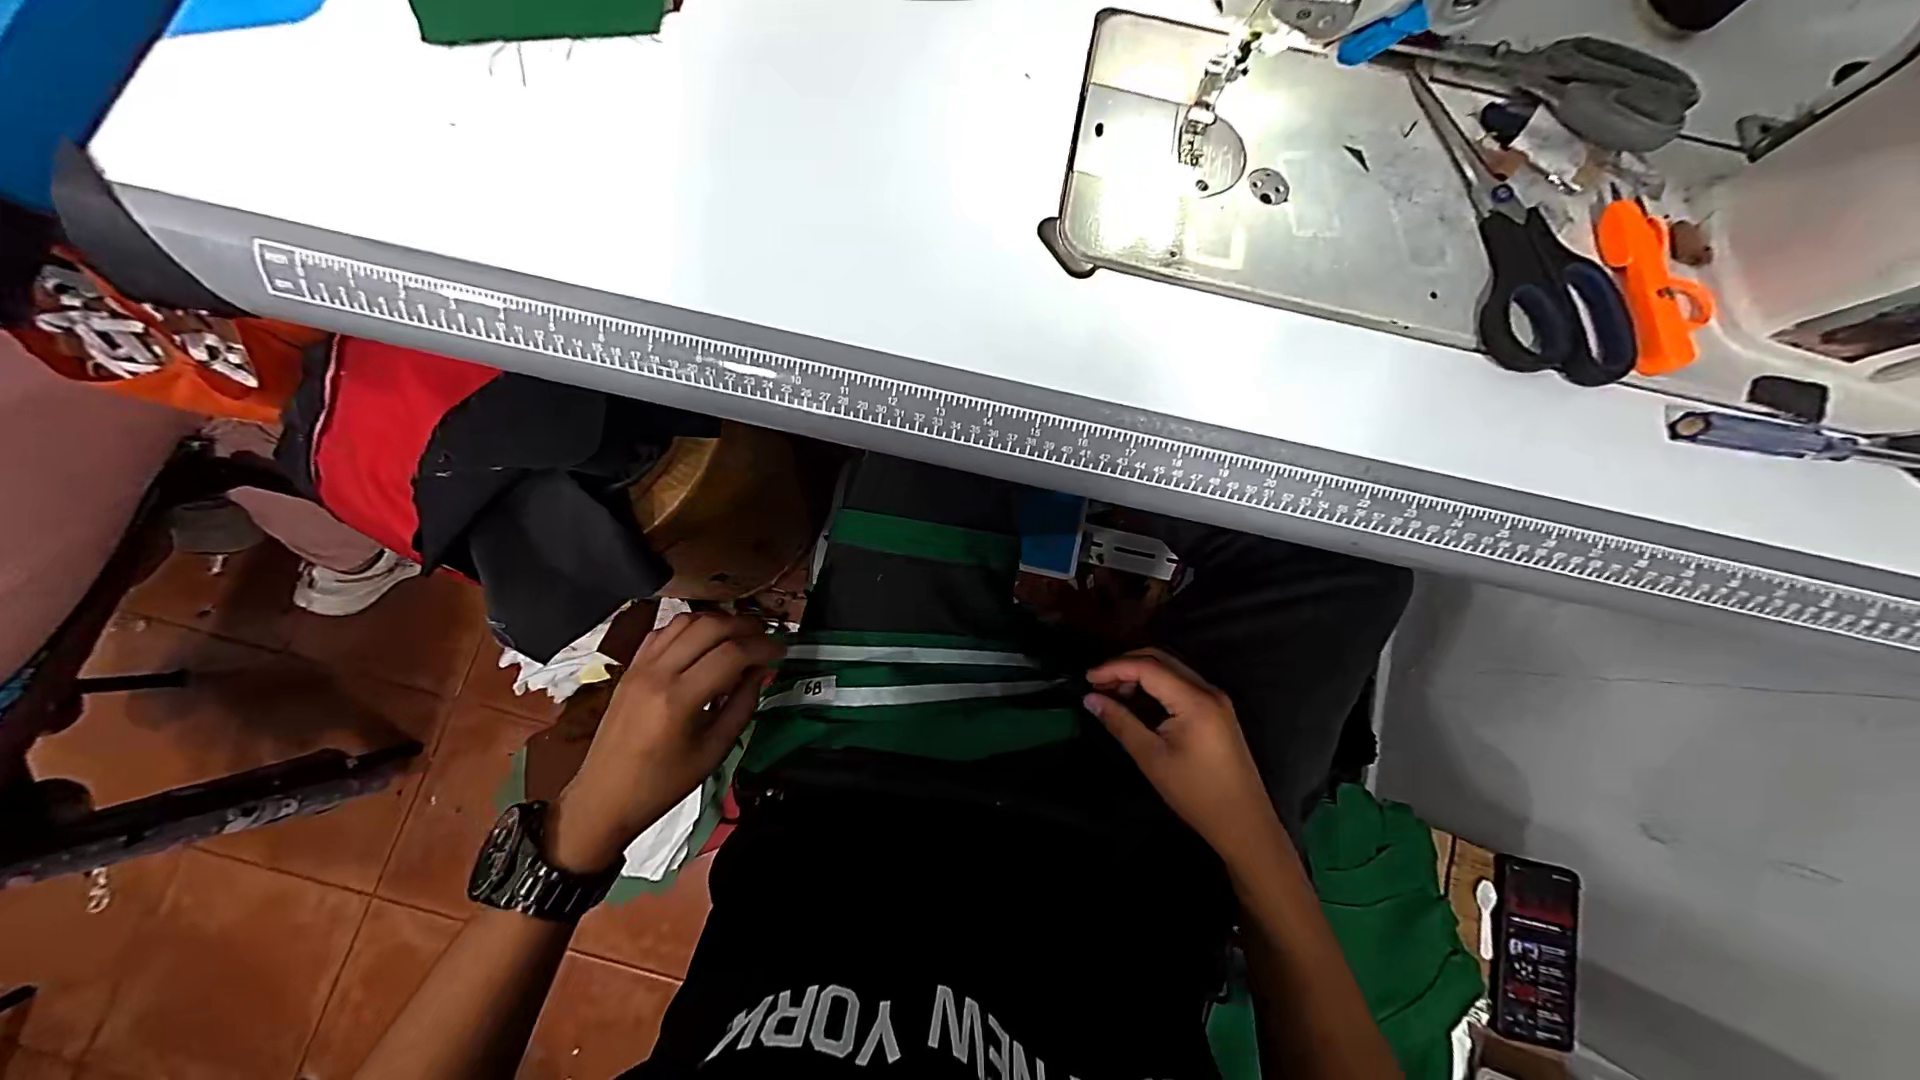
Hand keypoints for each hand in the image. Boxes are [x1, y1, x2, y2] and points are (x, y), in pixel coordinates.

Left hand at [545, 612, 784, 872]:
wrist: (604, 798)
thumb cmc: (660, 784)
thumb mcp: (714, 750)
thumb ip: (742, 705)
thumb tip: (760, 671)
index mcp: (678, 700)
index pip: (732, 653)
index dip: (763, 647)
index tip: (780, 651)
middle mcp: (656, 674)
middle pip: (711, 626)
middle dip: (746, 627)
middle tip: (764, 640)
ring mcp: (640, 667)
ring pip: (687, 620)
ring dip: (719, 622)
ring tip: (739, 637)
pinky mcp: (631, 667)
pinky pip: (665, 631)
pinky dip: (691, 628)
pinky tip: (705, 643)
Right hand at [1084, 649, 1285, 864]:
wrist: (1243, 823)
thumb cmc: (1195, 794)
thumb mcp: (1151, 758)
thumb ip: (1120, 722)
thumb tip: (1091, 699)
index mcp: (1194, 700)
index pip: (1148, 667)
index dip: (1114, 667)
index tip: (1087, 677)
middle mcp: (1208, 690)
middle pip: (1160, 658)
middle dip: (1125, 664)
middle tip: (1097, 682)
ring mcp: (1215, 698)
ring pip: (1171, 667)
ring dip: (1140, 672)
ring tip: (1112, 691)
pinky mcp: (1216, 709)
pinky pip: (1181, 682)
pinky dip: (1155, 682)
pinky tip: (1137, 698)